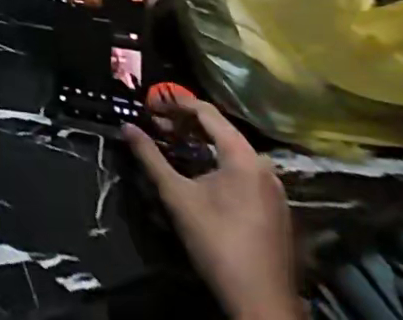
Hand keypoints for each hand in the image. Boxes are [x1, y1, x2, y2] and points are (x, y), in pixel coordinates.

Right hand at [122, 91, 301, 319]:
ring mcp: (273, 186)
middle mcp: (263, 163)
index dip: (175, 103)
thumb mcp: (177, 197)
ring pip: (232, 150)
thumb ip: (151, 158)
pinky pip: (243, 169)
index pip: (206, 111)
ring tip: (172, 144)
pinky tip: (199, 173)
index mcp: (243, 155)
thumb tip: (127, 127)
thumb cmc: (217, 242)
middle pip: (220, 129)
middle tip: (156, 125)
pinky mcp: (275, 205)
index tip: (149, 105)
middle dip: (185, 123)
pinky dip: (217, 161)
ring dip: (201, 143)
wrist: (262, 303)